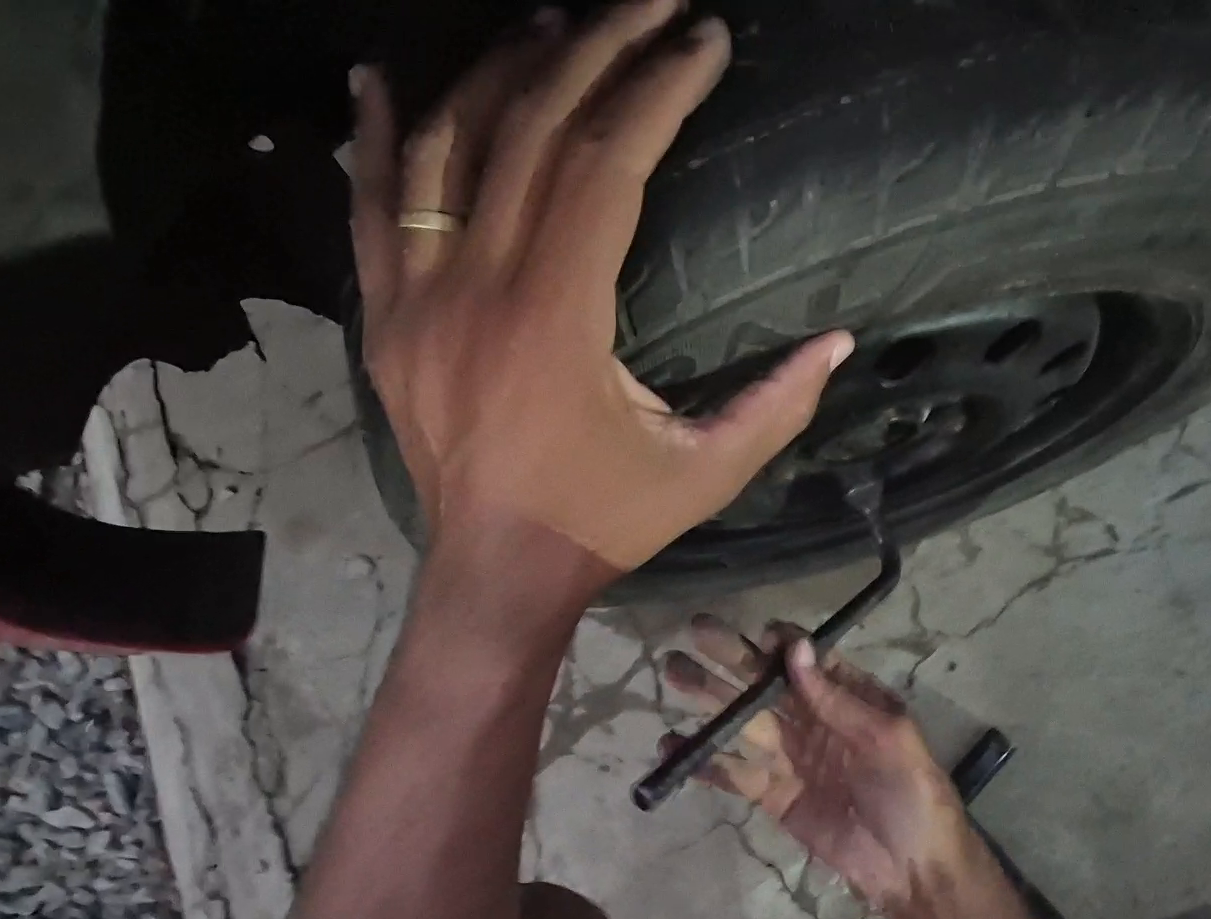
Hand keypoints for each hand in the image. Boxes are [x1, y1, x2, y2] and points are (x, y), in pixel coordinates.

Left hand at [349, 1, 852, 579]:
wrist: (497, 570)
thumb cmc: (603, 525)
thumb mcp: (705, 474)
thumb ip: (776, 407)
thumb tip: (841, 342)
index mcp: (556, 322)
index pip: (606, 167)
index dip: (658, 91)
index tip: (703, 42)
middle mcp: (476, 292)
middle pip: (528, 131)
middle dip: (595, 50)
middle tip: (648, 4)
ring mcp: (415, 302)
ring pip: (445, 150)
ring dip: (501, 73)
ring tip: (555, 25)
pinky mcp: (385, 321)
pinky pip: (369, 210)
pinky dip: (375, 139)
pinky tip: (381, 79)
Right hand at [662, 615, 976, 909]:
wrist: (911, 868)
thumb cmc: (911, 791)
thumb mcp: (886, 737)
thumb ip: (836, 696)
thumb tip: (795, 647)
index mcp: (847, 697)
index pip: (805, 658)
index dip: (779, 643)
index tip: (756, 634)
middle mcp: (813, 718)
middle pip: (765, 681)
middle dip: (731, 656)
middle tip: (695, 631)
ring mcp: (789, 756)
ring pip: (742, 718)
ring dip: (709, 696)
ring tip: (672, 672)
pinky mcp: (772, 793)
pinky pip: (734, 770)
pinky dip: (704, 760)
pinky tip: (672, 746)